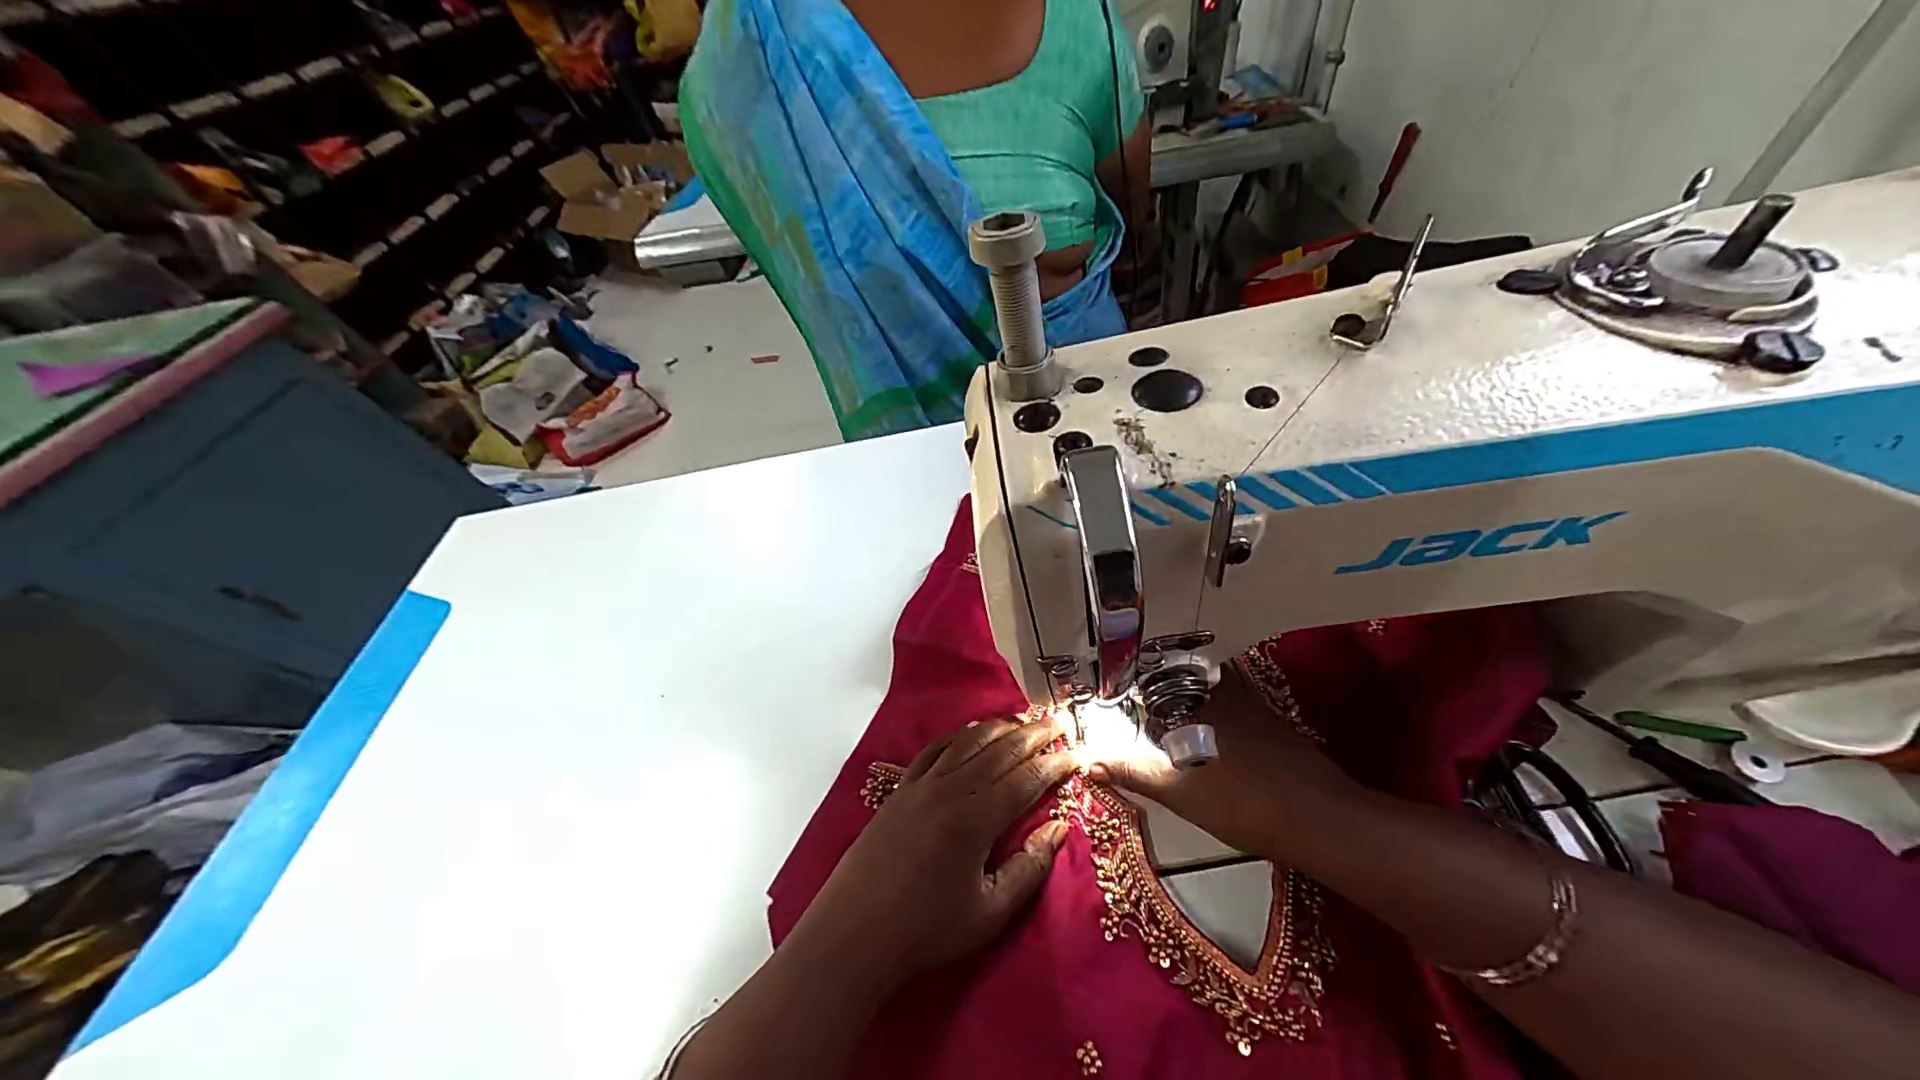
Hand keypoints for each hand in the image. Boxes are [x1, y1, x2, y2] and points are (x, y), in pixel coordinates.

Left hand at [789, 717, 1076, 989]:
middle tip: (1056, 723)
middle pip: (999, 751)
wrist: (855, 929)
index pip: (1024, 779)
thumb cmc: (926, 929)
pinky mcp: (900, 789)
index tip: (1074, 754)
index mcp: (975, 819)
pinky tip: (969, 732)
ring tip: (1021, 719)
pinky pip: (934, 750)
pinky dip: (957, 735)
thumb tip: (1061, 828)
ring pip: (967, 743)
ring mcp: (921, 785)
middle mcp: (950, 790)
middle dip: (1032, 734)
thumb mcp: (990, 912)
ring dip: (998, 727)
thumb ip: (1029, 868)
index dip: (1053, 764)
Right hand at [1090, 664, 1367, 862]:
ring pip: (1209, 692)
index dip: (1131, 688)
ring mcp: (1252, 705)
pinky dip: (1217, 717)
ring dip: (1189, 704)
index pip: (1153, 681)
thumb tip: (1091, 763)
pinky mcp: (1273, 723)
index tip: (1116, 699)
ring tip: (1172, 729)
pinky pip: (1233, 705)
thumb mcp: (1179, 794)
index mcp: (1195, 704)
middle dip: (1160, 694)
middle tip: (1142, 715)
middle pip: (1181, 682)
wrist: (1321, 820)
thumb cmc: (1243, 804)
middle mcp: (1223, 693)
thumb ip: (1134, 773)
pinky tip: (1214, 744)